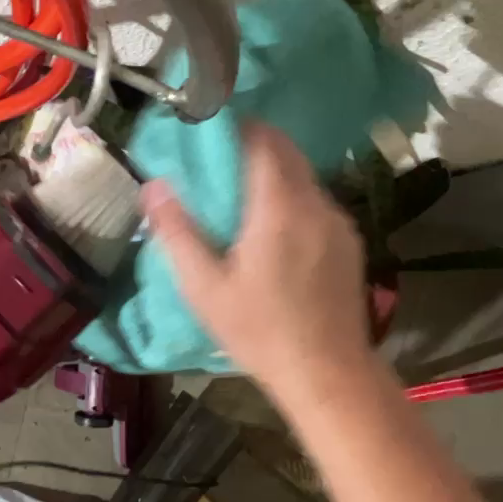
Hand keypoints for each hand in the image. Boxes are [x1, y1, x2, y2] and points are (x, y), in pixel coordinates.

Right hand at [142, 121, 376, 397]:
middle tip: (217, 158)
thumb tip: (152, 186)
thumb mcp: (204, 288)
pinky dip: (292, 197)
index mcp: (279, 208)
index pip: (264, 141)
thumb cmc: (259, 331)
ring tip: (240, 192)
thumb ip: (177, 232)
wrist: (329, 375)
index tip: (208, 130)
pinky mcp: (350, 244)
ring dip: (274, 172)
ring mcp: (338, 223)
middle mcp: (315, 204)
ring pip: (304, 177)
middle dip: (254, 144)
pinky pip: (316, 203)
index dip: (237, 127)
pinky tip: (273, 227)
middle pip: (287, 152)